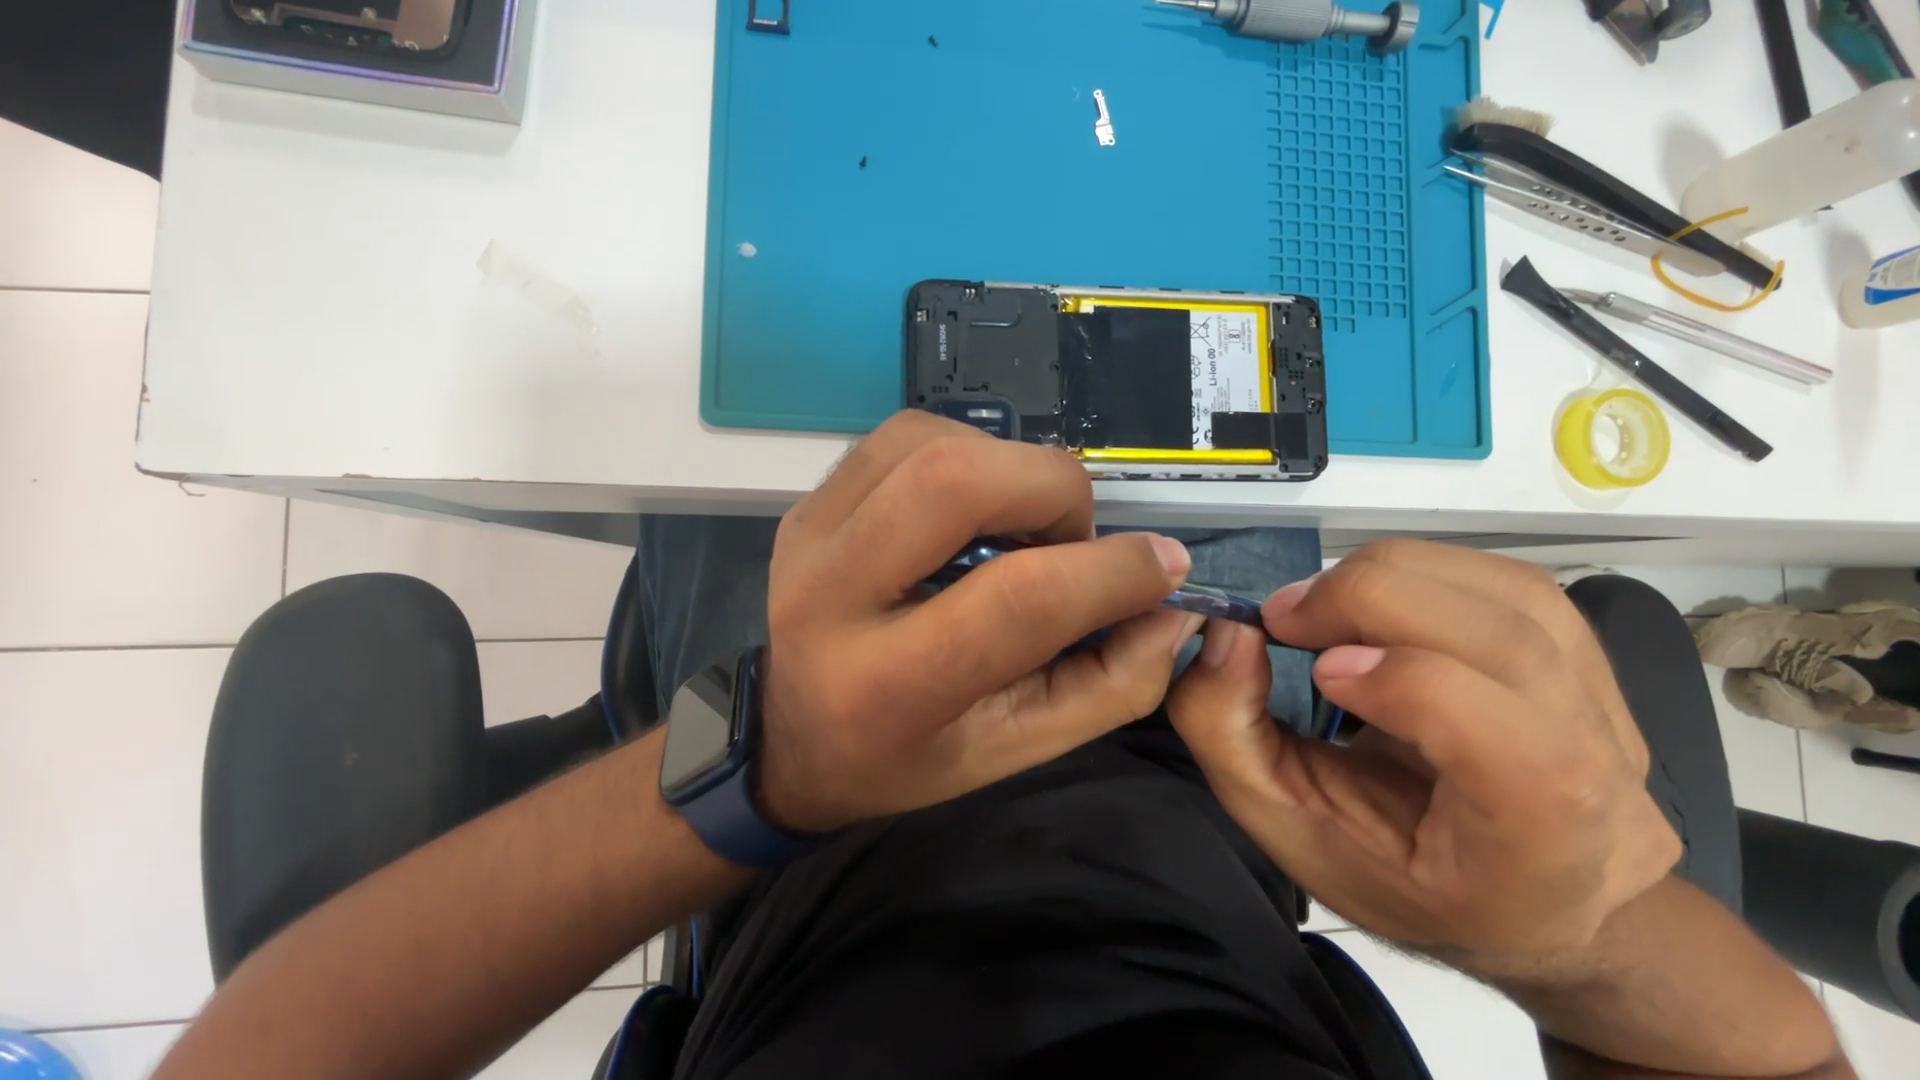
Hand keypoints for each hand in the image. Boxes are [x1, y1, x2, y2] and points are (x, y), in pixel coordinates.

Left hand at [753, 411, 1202, 834]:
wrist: (793, 739)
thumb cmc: (909, 758)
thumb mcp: (1015, 750)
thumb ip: (1107, 684)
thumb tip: (1170, 603)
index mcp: (885, 687)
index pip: (1016, 601)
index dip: (1110, 573)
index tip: (1162, 567)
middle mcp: (829, 597)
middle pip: (953, 483)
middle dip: (1052, 491)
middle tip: (1073, 541)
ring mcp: (809, 535)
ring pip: (929, 442)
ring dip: (1009, 466)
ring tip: (1024, 525)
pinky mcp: (810, 503)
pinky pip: (904, 435)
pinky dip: (968, 452)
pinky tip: (979, 505)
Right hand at [1166, 540, 1679, 959]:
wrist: (1519, 891)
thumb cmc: (1397, 875)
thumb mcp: (1287, 827)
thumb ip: (1230, 735)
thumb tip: (1227, 631)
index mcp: (1539, 853)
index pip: (1516, 753)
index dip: (1404, 686)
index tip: (1311, 670)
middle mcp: (1606, 774)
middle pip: (1510, 640)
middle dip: (1373, 597)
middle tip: (1285, 615)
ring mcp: (1612, 709)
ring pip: (1514, 593)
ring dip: (1394, 573)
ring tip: (1325, 605)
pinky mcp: (1592, 659)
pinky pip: (1512, 583)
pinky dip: (1426, 572)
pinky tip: (1378, 602)